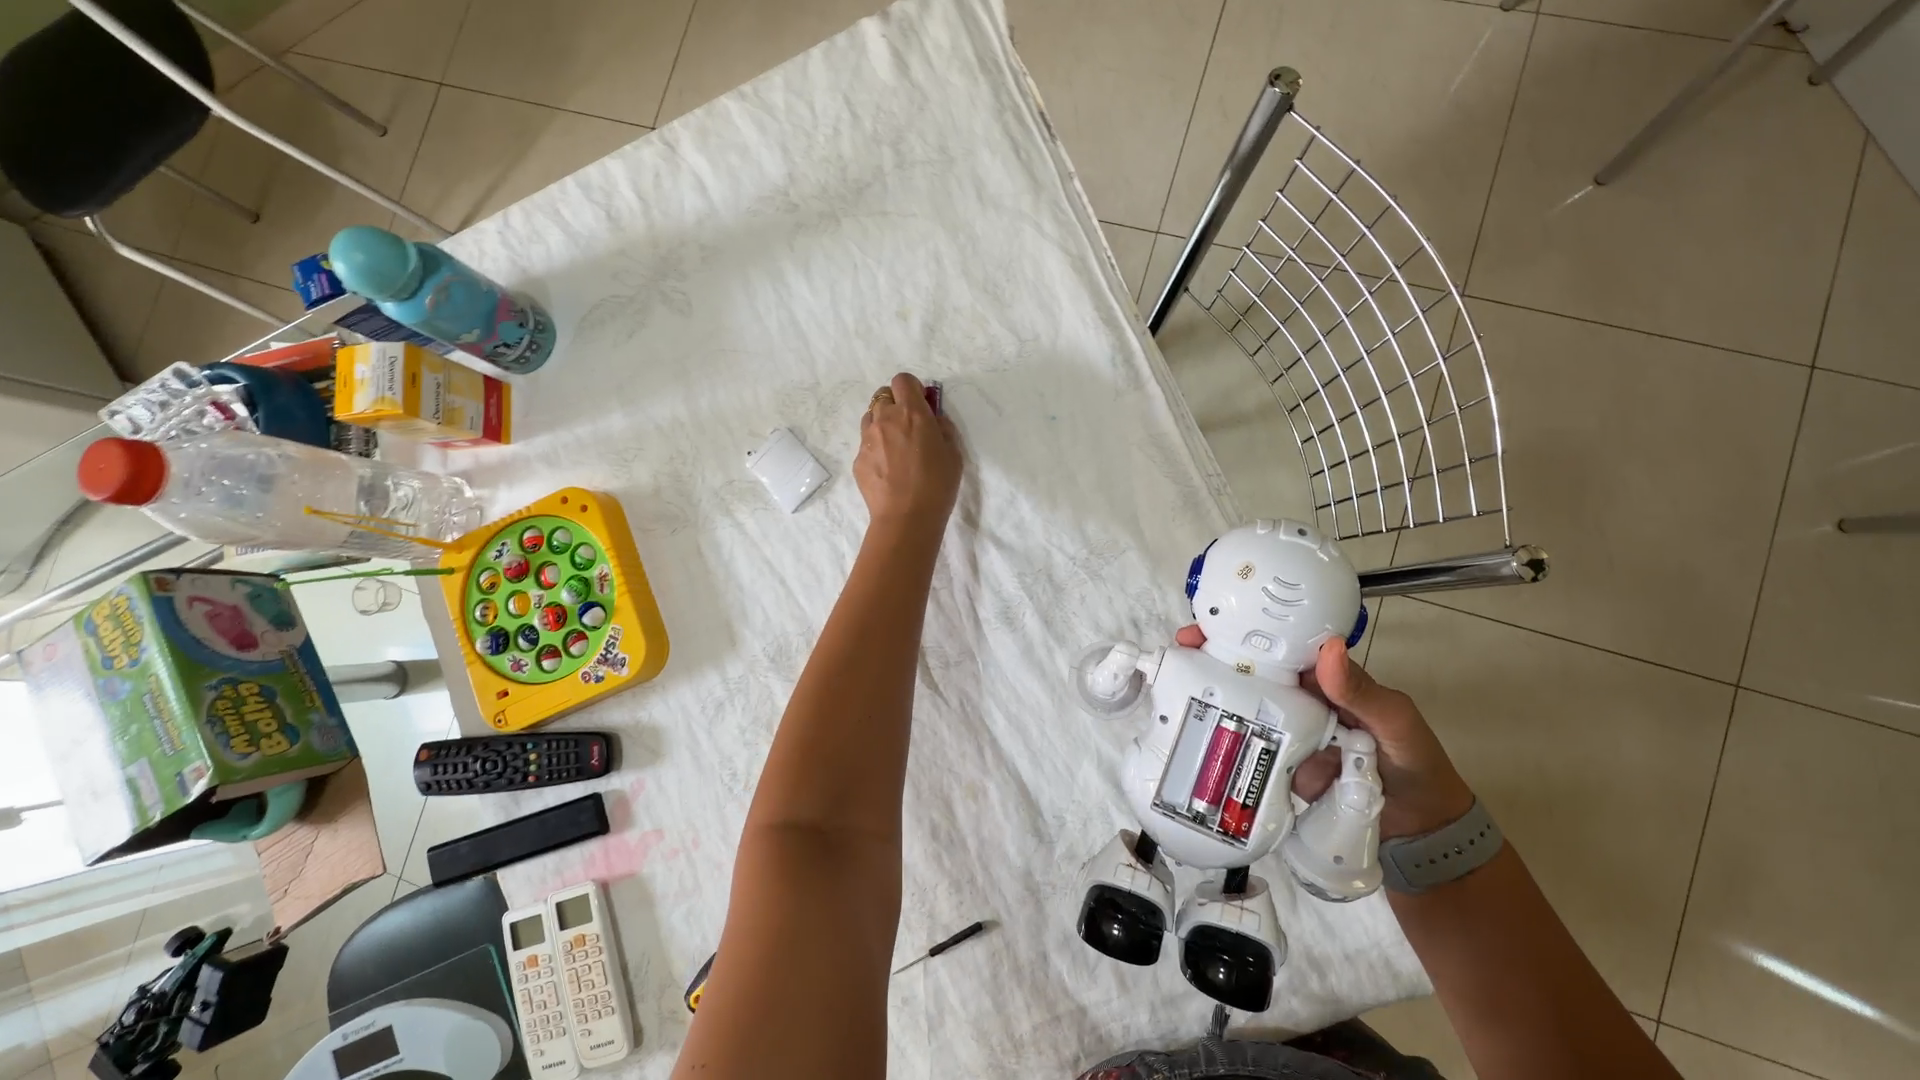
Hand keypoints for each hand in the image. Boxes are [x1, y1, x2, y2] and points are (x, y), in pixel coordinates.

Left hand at [855, 373, 962, 533]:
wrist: (906, 517)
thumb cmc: (937, 484)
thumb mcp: (954, 453)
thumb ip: (942, 428)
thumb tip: (932, 419)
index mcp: (912, 413)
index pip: (902, 380)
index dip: (911, 388)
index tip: (919, 403)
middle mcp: (885, 419)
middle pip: (882, 396)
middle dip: (894, 405)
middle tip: (907, 426)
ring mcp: (867, 439)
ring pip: (870, 418)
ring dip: (882, 424)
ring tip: (895, 448)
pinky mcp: (858, 460)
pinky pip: (866, 445)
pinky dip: (875, 450)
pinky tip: (887, 470)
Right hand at [1174, 626, 1472, 838]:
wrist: (1420, 833)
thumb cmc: (1416, 764)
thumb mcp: (1396, 722)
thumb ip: (1362, 691)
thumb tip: (1328, 648)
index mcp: (1324, 681)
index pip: (1278, 649)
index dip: (1242, 634)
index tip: (1204, 628)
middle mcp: (1299, 703)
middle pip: (1250, 677)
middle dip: (1213, 663)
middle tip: (1178, 656)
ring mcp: (1286, 738)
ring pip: (1243, 714)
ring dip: (1213, 703)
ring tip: (1176, 693)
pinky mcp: (1279, 770)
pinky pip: (1249, 753)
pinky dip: (1227, 746)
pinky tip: (1198, 739)